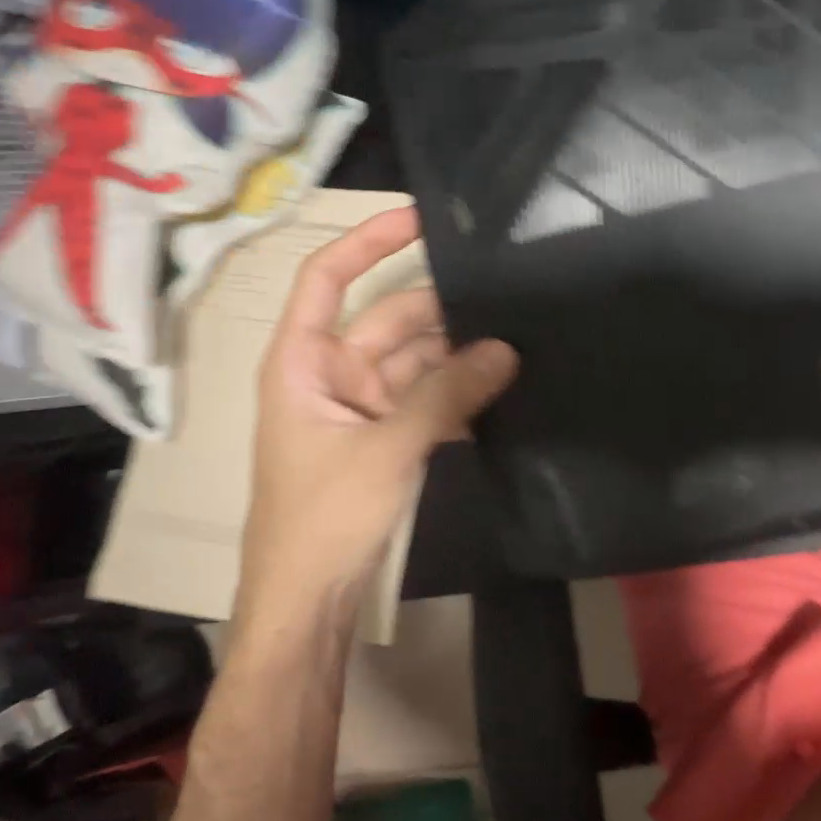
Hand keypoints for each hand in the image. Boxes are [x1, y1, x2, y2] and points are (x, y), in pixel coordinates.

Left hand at [239, 207, 516, 619]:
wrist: (309, 602)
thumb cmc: (324, 518)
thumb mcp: (387, 448)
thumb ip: (447, 394)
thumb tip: (506, 349)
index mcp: (302, 361)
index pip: (326, 278)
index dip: (367, 241)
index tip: (421, 219)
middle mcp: (330, 374)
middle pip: (388, 319)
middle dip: (442, 310)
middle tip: (507, 296)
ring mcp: (361, 409)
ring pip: (416, 362)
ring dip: (460, 355)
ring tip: (519, 340)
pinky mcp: (387, 441)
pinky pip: (428, 401)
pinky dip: (460, 394)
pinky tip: (503, 387)